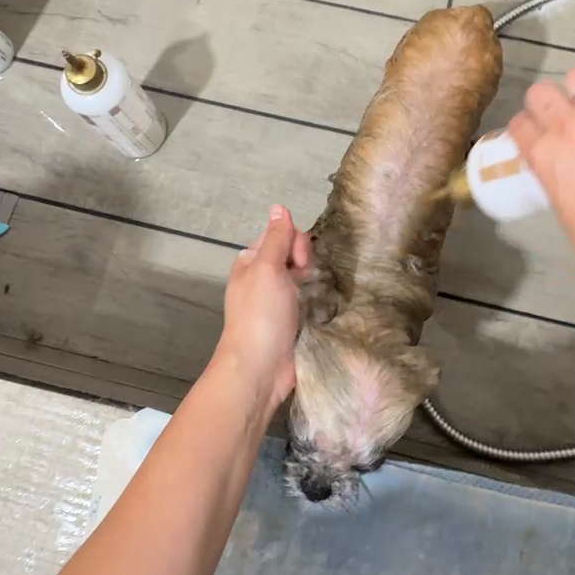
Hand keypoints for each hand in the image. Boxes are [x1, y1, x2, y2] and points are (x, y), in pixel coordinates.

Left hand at [215, 205, 314, 410]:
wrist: (260, 368)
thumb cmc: (261, 314)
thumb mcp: (267, 268)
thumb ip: (277, 238)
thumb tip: (279, 206)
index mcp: (251, 262)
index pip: (279, 235)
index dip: (295, 241)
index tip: (300, 261)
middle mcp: (263, 279)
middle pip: (293, 254)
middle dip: (305, 260)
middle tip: (305, 279)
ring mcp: (278, 301)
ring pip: (304, 277)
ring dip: (313, 280)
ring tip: (316, 293)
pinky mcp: (292, 321)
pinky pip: (309, 299)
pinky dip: (317, 299)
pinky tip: (323, 304)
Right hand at [507, 66, 574, 266]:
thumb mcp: (562, 208)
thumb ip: (555, 177)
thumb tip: (564, 167)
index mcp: (543, 155)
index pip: (520, 124)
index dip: (529, 127)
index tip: (539, 133)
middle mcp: (567, 127)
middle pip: (542, 92)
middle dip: (549, 102)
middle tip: (565, 114)